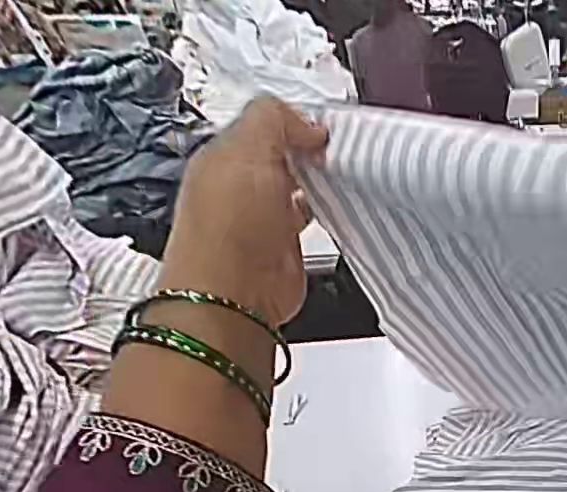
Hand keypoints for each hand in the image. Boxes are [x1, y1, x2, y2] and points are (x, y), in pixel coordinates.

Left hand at [159, 96, 327, 327]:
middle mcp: (244, 188)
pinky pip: (311, 224)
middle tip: (335, 156)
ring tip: (340, 182)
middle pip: (286, 159)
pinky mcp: (287, 250)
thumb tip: (307, 125)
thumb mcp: (248, 151)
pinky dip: (326, 216)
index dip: (296, 124)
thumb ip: (275, 123)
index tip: (323, 130)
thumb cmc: (228, 229)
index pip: (266, 126)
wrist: (236, 293)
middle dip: (312, 156)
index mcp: (226, 156)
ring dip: (321, 187)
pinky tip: (336, 213)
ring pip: (300, 190)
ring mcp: (266, 221)